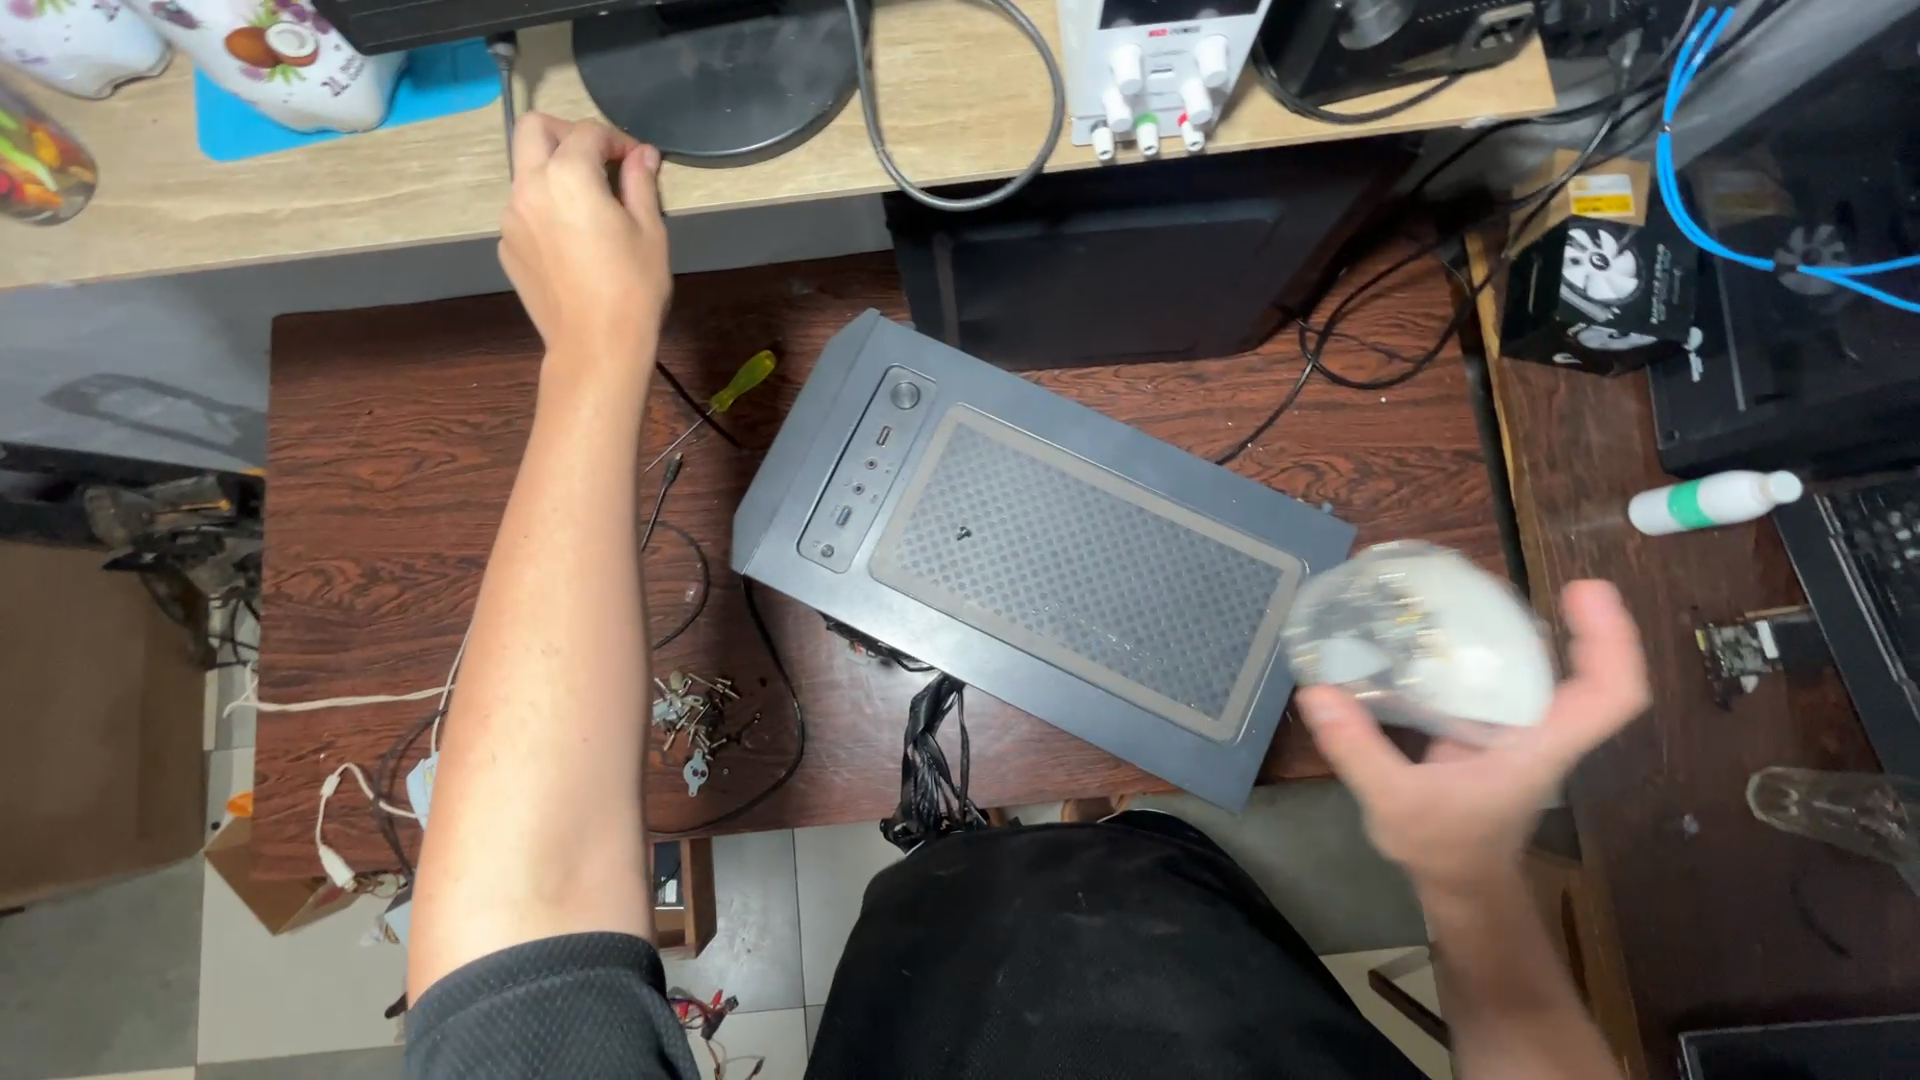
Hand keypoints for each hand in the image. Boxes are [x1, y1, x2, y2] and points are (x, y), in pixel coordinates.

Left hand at [499, 114, 670, 372]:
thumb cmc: (634, 288)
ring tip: (590, 207)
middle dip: (568, 134)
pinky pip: (524, 211)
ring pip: (526, 172)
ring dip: (555, 173)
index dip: (618, 140)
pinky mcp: (507, 246)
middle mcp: (529, 186)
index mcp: (569, 175)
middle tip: (600, 161)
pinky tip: (575, 242)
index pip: (588, 132)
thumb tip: (643, 156)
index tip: (638, 161)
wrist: (597, 344)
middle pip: (535, 129)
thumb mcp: (650, 232)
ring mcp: (511, 217)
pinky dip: (547, 210)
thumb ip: (641, 184)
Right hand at [1297, 580, 1648, 898]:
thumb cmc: (1446, 849)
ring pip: (1532, 670)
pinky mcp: (1481, 730)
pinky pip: (1489, 680)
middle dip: (1551, 619)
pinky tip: (1427, 634)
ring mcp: (1510, 730)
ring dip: (1507, 630)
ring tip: (1457, 593)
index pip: (1608, 695)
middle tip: (1492, 581)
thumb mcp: (1396, 804)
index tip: (1585, 589)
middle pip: (1573, 669)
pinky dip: (1469, 652)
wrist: (1456, 881)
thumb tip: (1317, 691)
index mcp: (1537, 747)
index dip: (1609, 640)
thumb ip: (1359, 750)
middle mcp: (1534, 730)